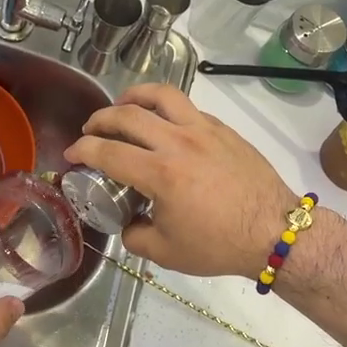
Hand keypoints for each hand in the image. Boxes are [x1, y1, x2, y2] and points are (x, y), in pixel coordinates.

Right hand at [64, 84, 295, 278]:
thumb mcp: (166, 252)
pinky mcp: (222, 129)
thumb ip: (134, 234)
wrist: (274, 233)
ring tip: (123, 106)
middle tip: (90, 131)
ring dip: (134, 96)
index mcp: (161, 174)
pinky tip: (163, 124)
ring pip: (161, 95)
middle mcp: (179, 143)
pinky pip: (187, 108)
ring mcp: (203, 130)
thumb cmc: (219, 245)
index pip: (107, 151)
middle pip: (128, 114)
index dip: (82, 151)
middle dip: (100, 119)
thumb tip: (126, 221)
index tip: (71, 156)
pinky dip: (166, 109)